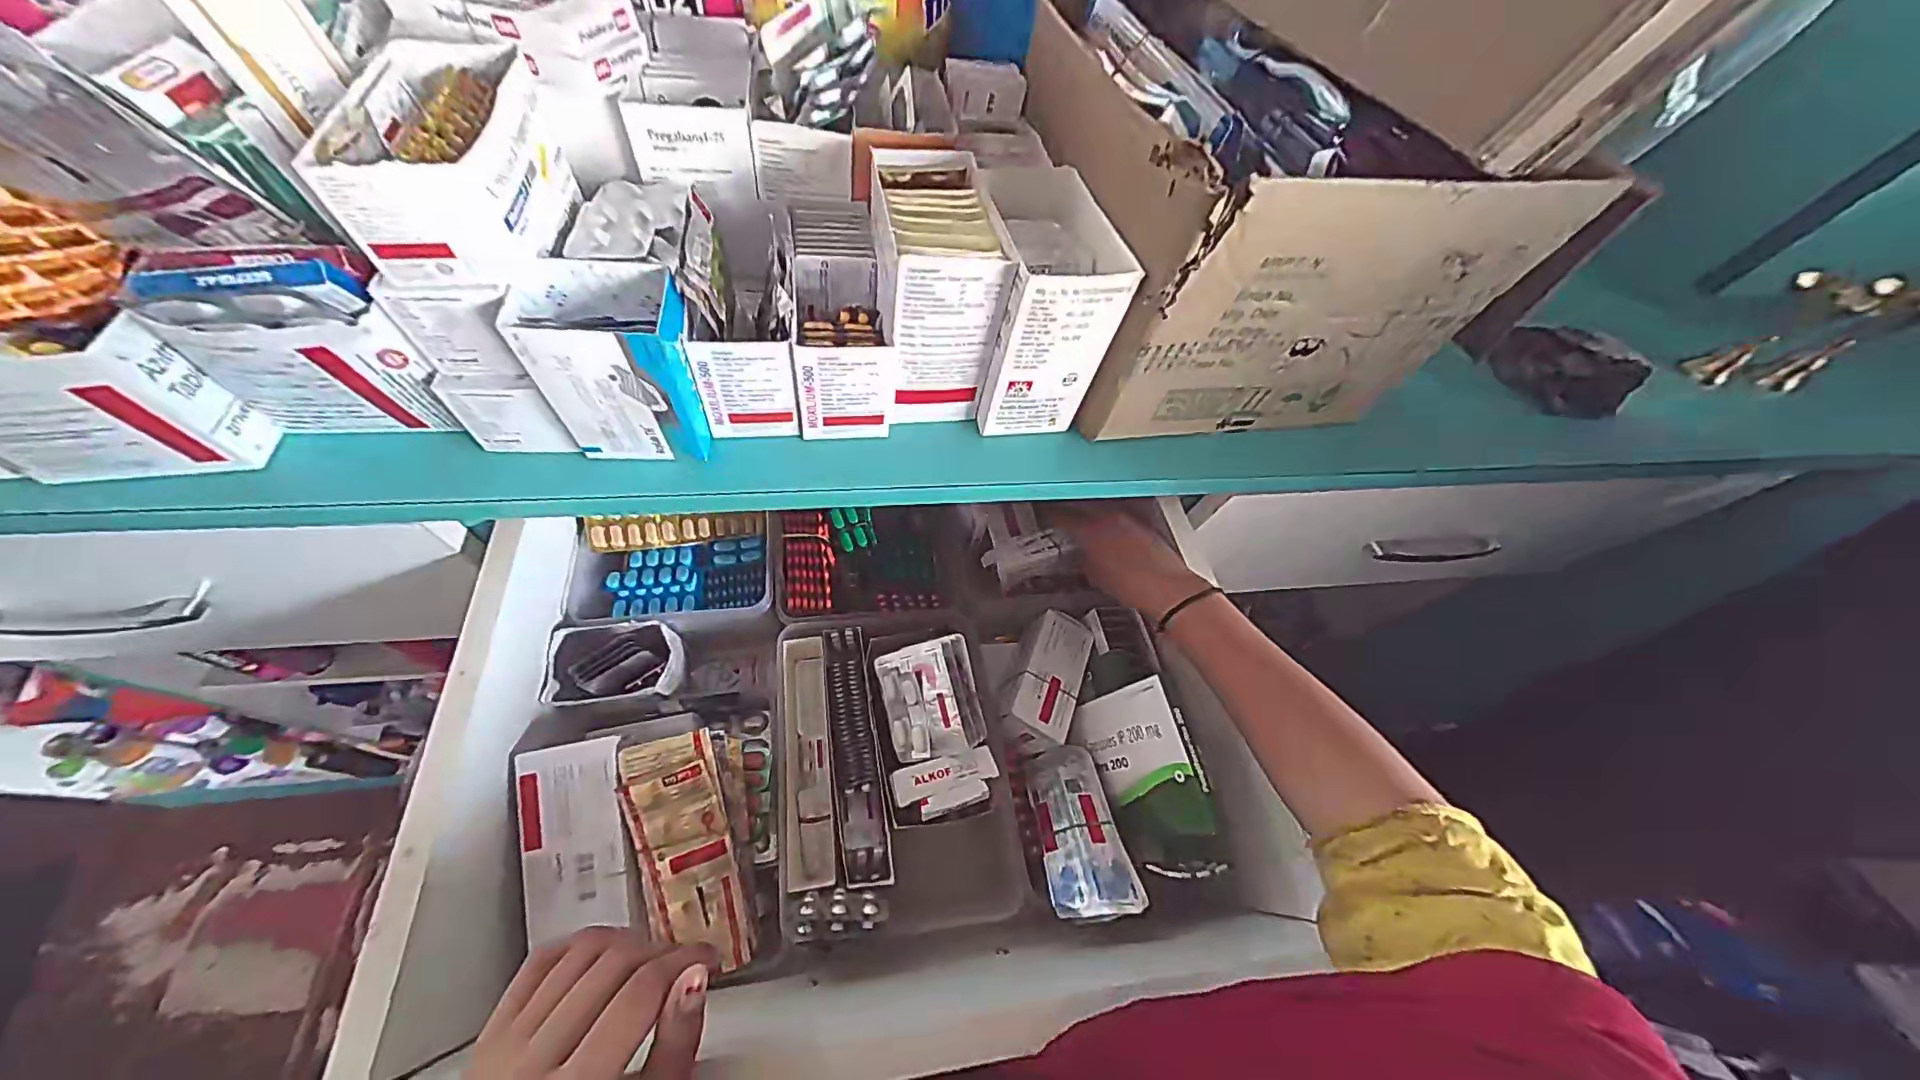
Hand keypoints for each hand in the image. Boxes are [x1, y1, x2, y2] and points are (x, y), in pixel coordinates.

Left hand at [471, 927, 714, 1079]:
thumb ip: (676, 1047)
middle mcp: (531, 1065)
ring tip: (649, 958)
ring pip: (579, 952)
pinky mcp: (489, 1037)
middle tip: (684, 962)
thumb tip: (696, 977)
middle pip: (614, 964)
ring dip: (627, 942)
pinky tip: (603, 955)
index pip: (642, 991)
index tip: (706, 958)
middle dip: (662, 951)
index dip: (685, 961)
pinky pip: (539, 963)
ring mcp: (503, 1048)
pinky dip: (579, 946)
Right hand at [1053, 504, 1208, 622]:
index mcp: (1090, 529)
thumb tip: (1081, 554)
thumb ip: (1083, 559)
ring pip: (1100, 508)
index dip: (1049, 516)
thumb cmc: (1135, 587)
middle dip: (1068, 511)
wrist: (1168, 590)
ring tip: (1083, 525)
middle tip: (1060, 518)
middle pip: (1080, 505)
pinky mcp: (1142, 523)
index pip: (1061, 515)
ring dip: (1089, 513)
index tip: (1045, 517)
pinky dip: (1109, 520)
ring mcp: (1128, 518)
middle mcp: (1109, 517)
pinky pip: (1118, 515)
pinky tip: (1109, 534)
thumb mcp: (1095, 576)